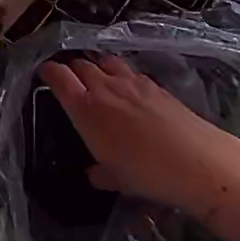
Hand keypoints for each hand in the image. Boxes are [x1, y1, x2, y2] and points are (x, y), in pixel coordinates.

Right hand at [38, 56, 239, 214]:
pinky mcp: (156, 84)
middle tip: (70, 79)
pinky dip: (122, 74)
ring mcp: (133, 82)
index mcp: (85, 108)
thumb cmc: (145, 172)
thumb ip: (100, 173)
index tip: (44, 73)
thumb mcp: (115, 179)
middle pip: (82, 64)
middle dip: (73, 68)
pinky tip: (128, 89)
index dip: (48, 71)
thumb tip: (95, 173)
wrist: (195, 158)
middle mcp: (106, 87)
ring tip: (97, 77)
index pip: (59, 77)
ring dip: (98, 66)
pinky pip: (130, 71)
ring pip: (107, 61)